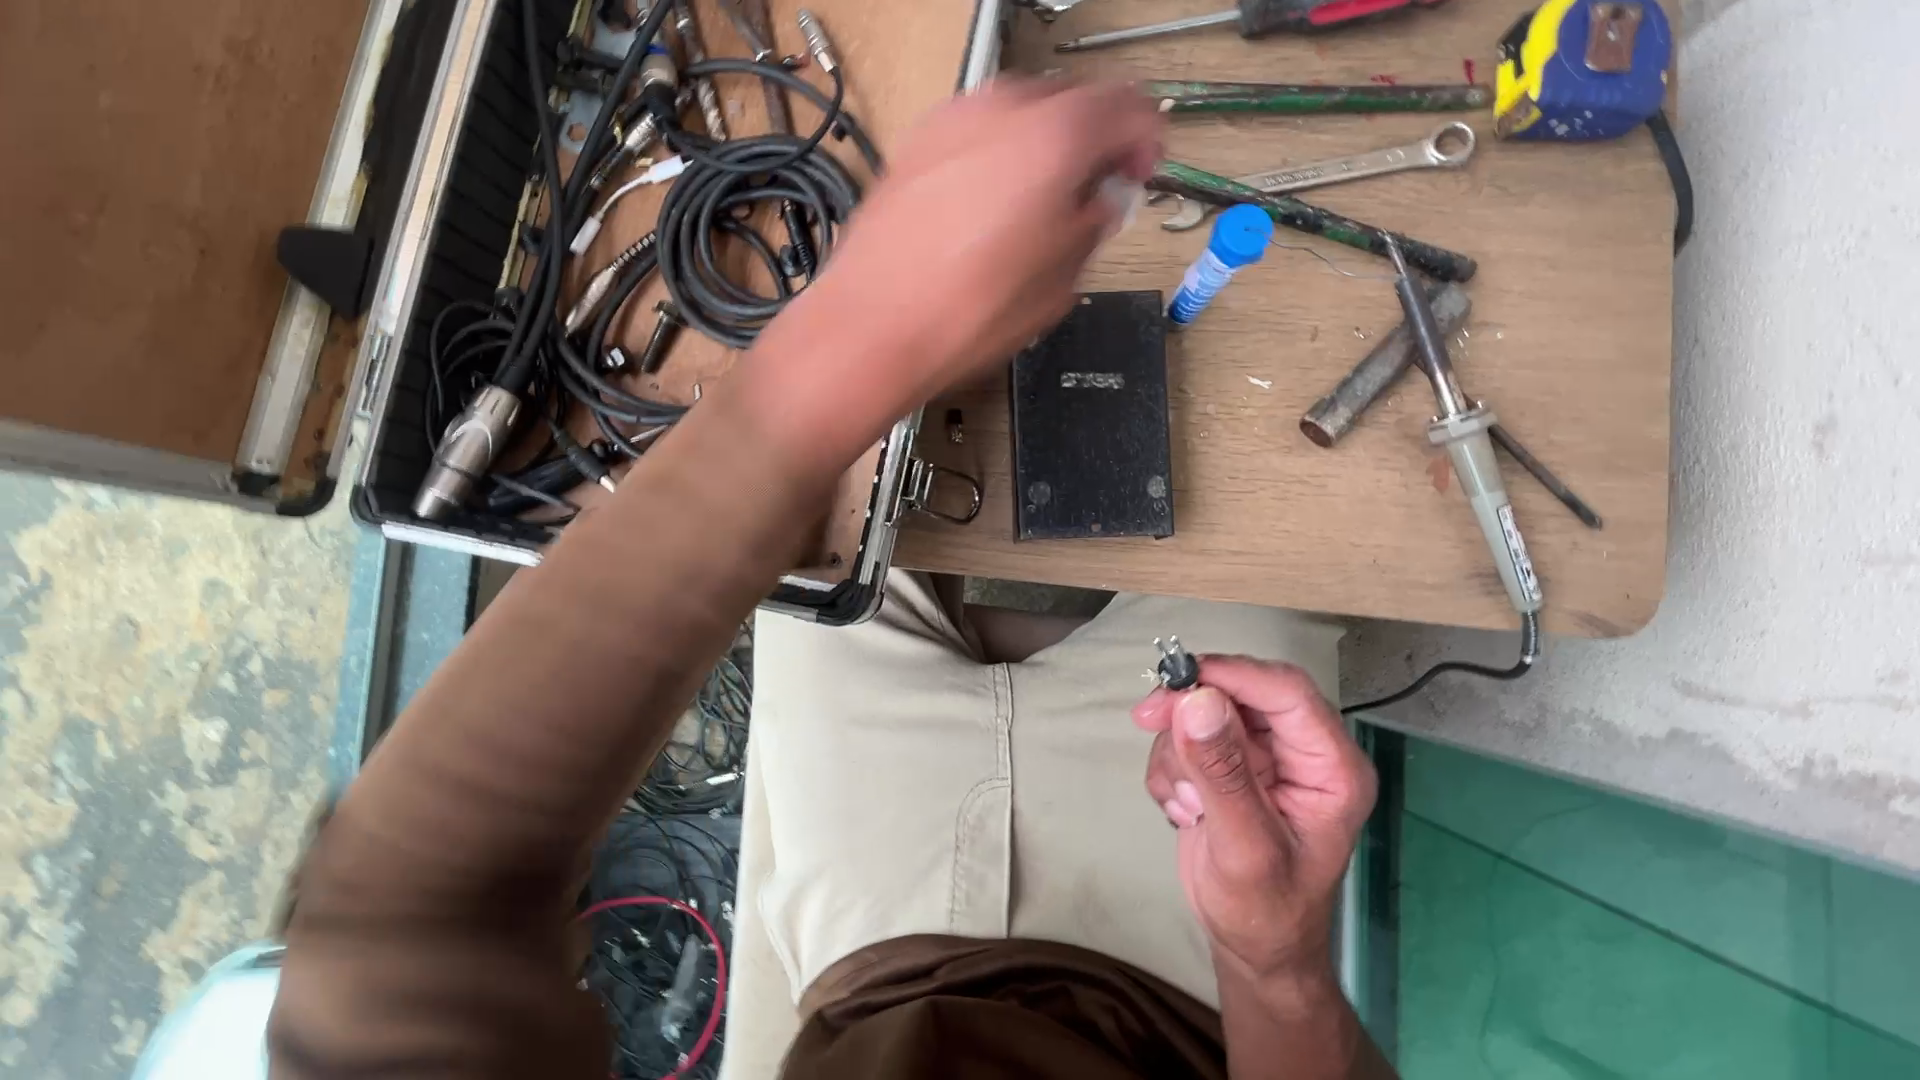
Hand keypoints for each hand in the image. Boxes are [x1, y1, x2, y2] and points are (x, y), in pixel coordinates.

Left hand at [793, 77, 1163, 410]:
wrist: (870, 331)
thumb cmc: (956, 316)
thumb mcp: (1058, 282)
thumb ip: (1093, 225)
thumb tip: (1098, 205)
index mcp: (1053, 138)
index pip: (1127, 108)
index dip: (1144, 142)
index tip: (1138, 174)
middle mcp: (1000, 112)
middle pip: (1073, 102)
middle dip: (1094, 144)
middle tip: (1095, 194)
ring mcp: (950, 123)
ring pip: (1021, 115)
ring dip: (1044, 150)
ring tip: (1041, 210)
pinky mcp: (914, 146)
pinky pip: (976, 136)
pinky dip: (998, 159)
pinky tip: (992, 212)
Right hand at [1134, 657, 1376, 986]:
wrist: (1250, 948)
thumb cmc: (1264, 912)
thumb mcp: (1244, 847)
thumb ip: (1222, 773)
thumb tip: (1196, 701)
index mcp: (1330, 766)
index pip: (1287, 692)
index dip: (1233, 674)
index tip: (1177, 680)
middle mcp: (1300, 751)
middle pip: (1240, 692)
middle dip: (1190, 711)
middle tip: (1147, 720)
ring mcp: (1262, 757)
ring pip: (1204, 712)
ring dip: (1178, 752)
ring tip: (1188, 806)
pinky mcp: (1229, 766)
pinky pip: (1186, 737)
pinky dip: (1171, 769)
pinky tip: (1185, 811)